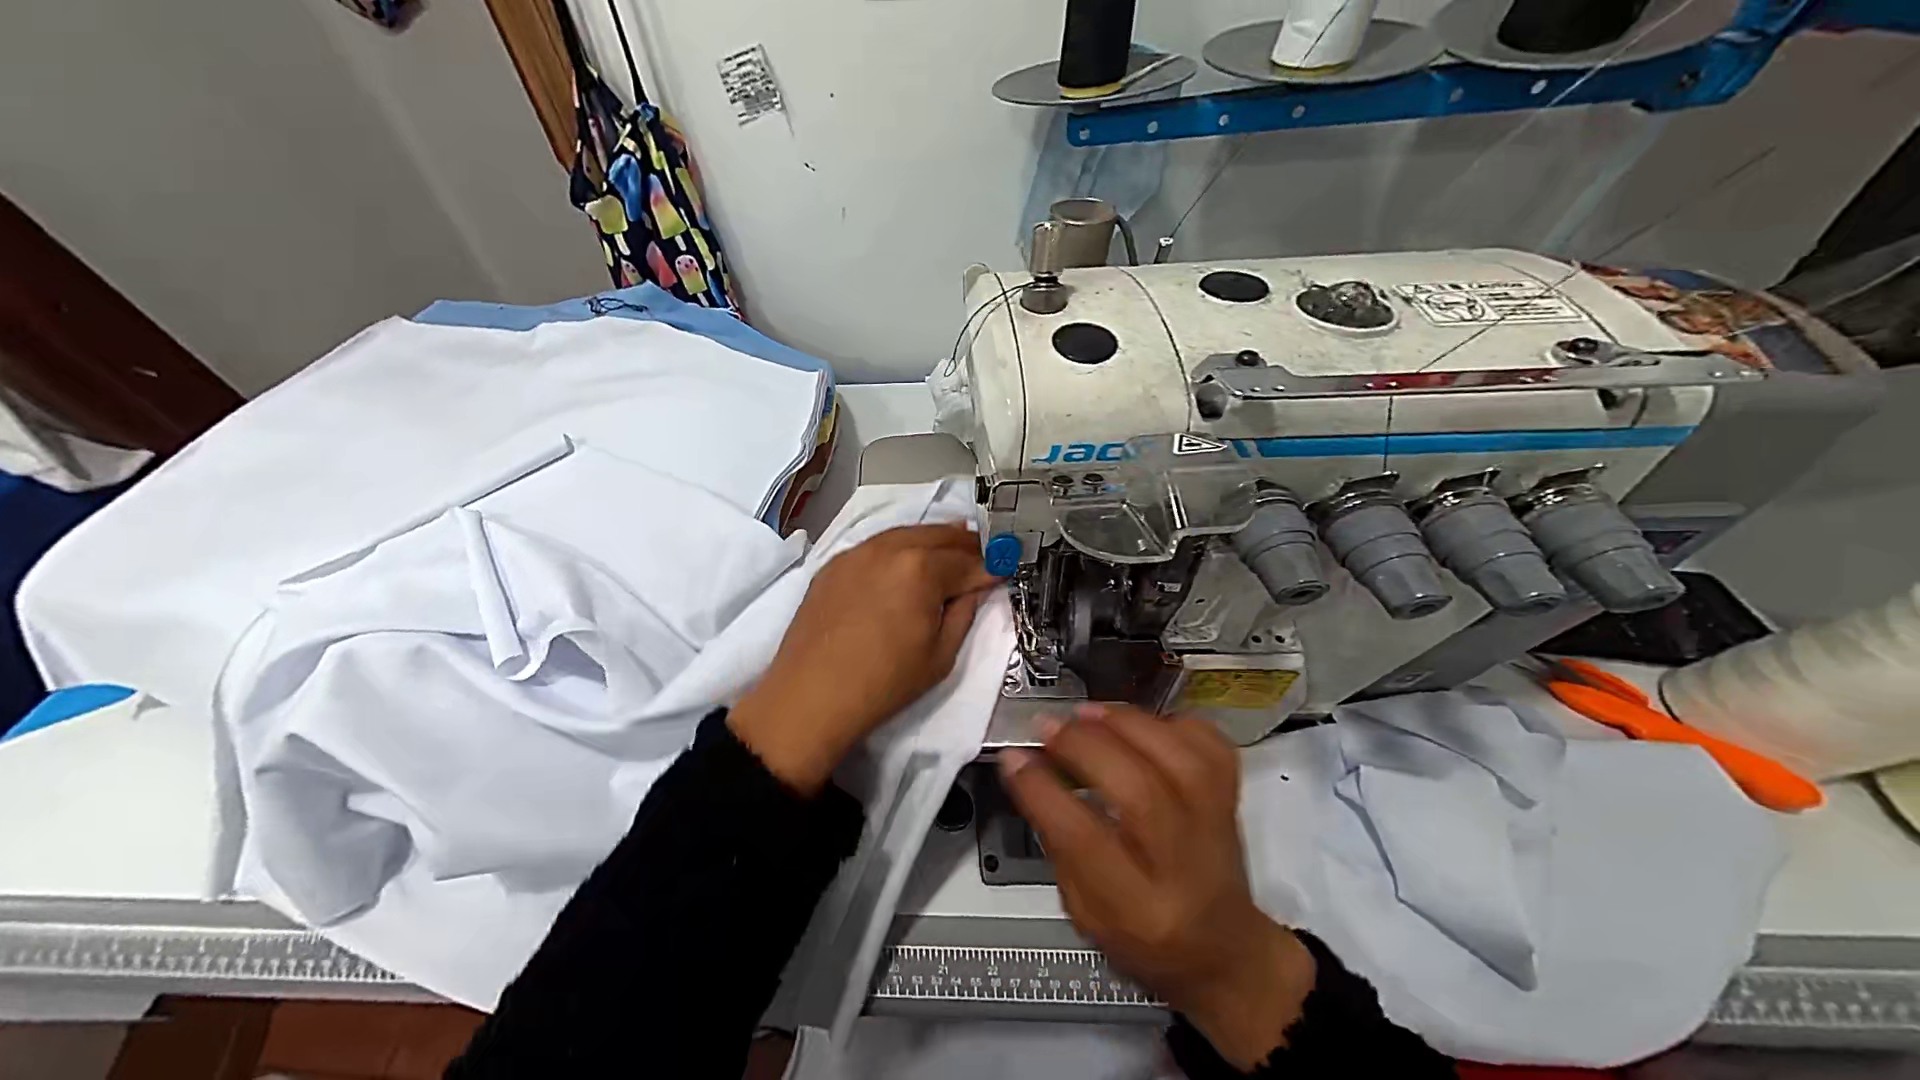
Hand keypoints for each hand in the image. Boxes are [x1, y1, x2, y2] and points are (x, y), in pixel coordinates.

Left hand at [730, 524, 1001, 794]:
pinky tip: (906, 562)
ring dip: (934, 540)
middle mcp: (891, 548)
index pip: (969, 561)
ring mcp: (858, 551)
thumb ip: (964, 612)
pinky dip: (901, 547)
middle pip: (940, 535)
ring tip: (951, 551)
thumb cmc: (884, 682)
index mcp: (922, 569)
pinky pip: (879, 544)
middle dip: (966, 545)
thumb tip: (975, 587)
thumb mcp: (941, 655)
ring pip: (908, 533)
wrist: (811, 696)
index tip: (1004, 571)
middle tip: (983, 556)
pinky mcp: (835, 562)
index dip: (990, 568)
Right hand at [999, 704, 1315, 1070]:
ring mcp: (1216, 829)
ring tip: (1087, 714)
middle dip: (1084, 747)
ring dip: (1125, 725)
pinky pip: (1209, 745)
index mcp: (1135, 908)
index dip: (1042, 789)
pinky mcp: (1232, 800)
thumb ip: (1058, 840)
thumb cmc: (1143, 936)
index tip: (1015, 758)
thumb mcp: (1083, 908)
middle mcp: (1183, 866)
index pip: (1084, 839)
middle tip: (1048, 727)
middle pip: (1139, 792)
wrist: (1222, 950)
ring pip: (1180, 760)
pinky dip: (1170, 723)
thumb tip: (1029, 769)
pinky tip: (1138, 724)